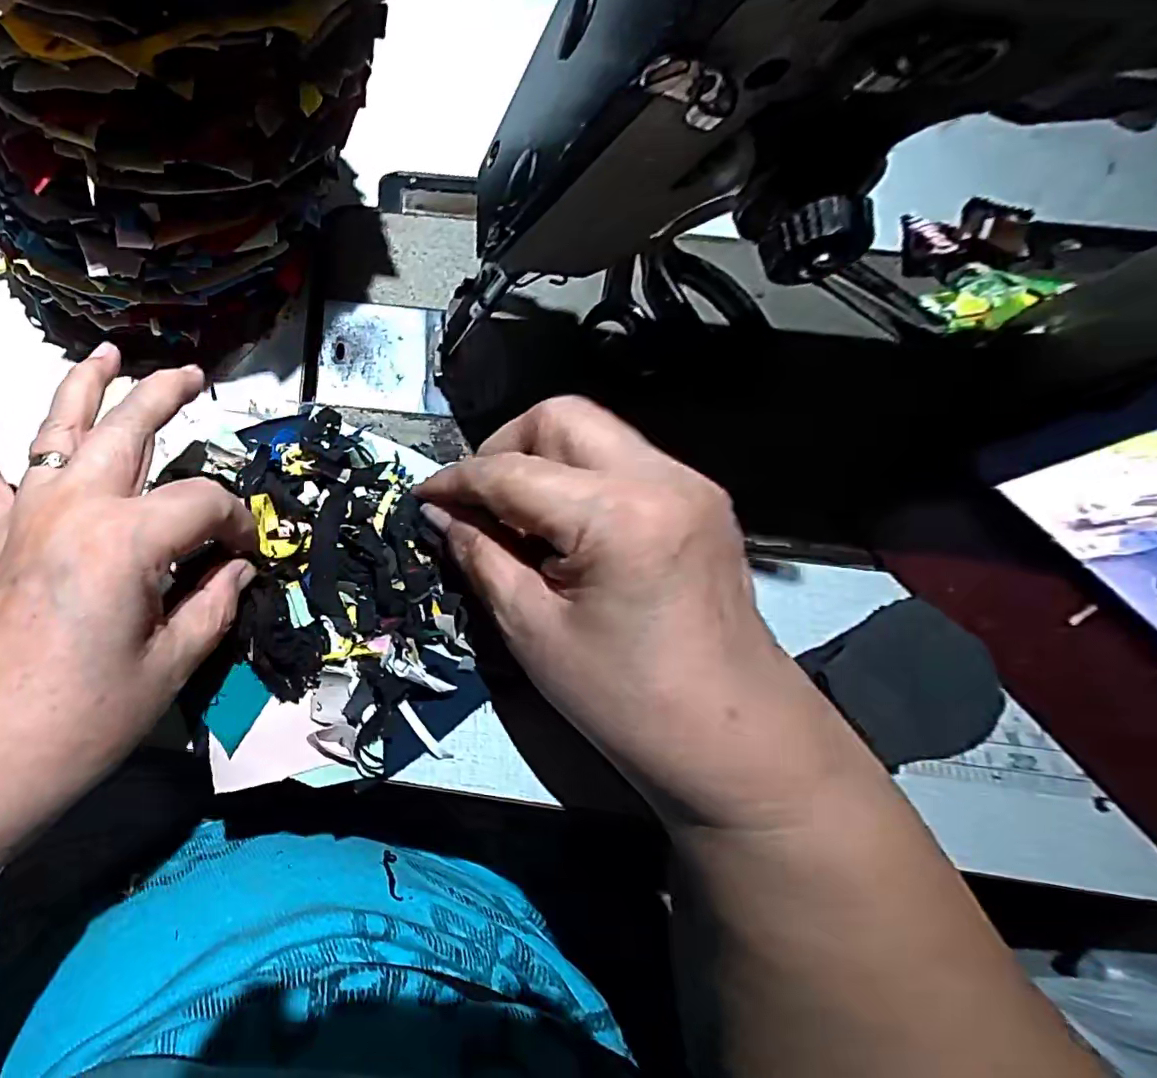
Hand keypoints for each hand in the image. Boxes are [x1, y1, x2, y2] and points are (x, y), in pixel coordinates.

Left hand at [0, 344, 254, 883]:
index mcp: (127, 539)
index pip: (203, 503)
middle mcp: (74, 507)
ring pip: (56, 430)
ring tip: (107, 354)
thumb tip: (239, 568)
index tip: (245, 555)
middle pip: (128, 430)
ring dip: (85, 386)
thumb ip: (212, 604)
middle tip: (194, 377)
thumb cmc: (85, 718)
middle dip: (166, 396)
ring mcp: (26, 517)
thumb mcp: (170, 665)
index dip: (236, 523)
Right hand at [416, 397, 871, 833]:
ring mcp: (689, 485)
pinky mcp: (699, 501)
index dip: (456, 480)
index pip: (512, 470)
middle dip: (502, 450)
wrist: (732, 740)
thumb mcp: (531, 629)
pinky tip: (559, 530)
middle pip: (559, 417)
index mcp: (619, 515)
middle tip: (476, 505)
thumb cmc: (624, 699)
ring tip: (513, 520)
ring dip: (539, 461)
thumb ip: (480, 556)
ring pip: (592, 432)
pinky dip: (575, 479)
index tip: (423, 498)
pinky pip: (620, 461)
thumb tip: (441, 515)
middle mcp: (662, 479)